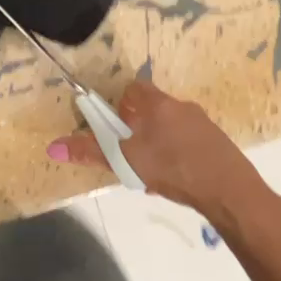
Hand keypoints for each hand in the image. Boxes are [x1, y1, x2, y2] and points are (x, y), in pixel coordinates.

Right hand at [46, 80, 266, 216]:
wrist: (229, 191)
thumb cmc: (171, 168)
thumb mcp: (124, 161)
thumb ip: (89, 152)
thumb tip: (52, 147)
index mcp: (157, 104)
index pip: (134, 89)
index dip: (121, 107)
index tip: (117, 130)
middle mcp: (181, 106)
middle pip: (152, 110)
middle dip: (139, 131)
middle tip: (131, 156)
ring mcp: (204, 124)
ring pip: (171, 129)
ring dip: (158, 145)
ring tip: (153, 175)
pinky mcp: (219, 143)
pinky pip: (189, 143)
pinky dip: (179, 157)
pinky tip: (176, 182)